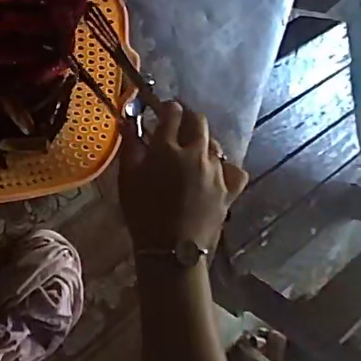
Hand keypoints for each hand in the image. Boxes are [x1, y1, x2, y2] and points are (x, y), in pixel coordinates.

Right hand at [119, 101, 248, 254]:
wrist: (170, 251)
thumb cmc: (142, 213)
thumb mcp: (127, 178)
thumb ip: (130, 146)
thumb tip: (128, 121)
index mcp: (167, 147)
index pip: (172, 112)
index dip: (166, 108)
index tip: (160, 111)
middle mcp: (196, 153)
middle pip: (198, 121)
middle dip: (187, 118)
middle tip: (177, 127)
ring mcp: (216, 171)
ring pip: (215, 144)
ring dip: (203, 143)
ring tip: (192, 154)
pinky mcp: (230, 190)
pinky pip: (233, 169)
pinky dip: (225, 168)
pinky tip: (215, 173)